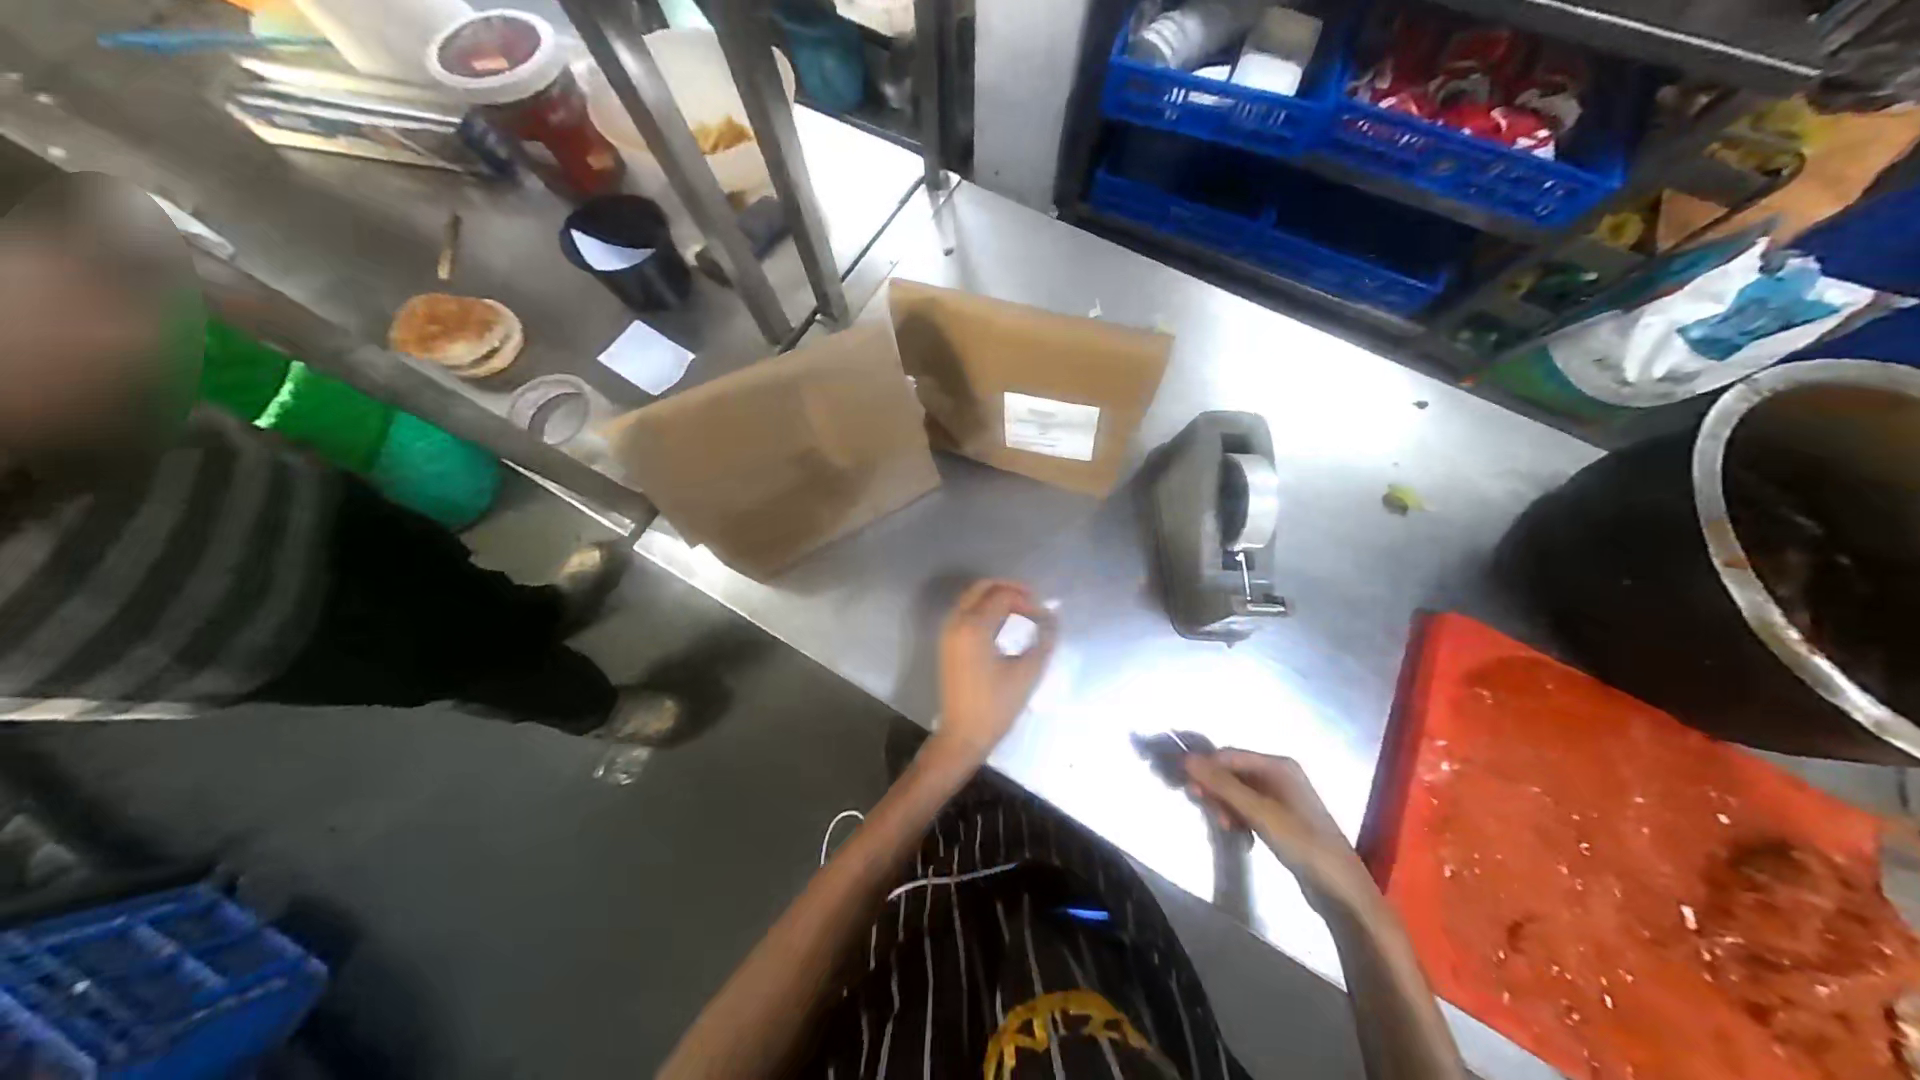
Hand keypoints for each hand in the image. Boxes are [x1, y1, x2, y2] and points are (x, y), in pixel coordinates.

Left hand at [932, 579, 1055, 763]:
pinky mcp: (947, 644)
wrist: (962, 735)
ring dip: (996, 598)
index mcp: (973, 627)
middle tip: (1033, 600)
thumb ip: (1043, 640)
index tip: (1045, 616)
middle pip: (982, 588)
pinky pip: (965, 613)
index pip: (1002, 596)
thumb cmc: (996, 706)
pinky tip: (1004, 623)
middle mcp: (956, 622)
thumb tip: (1052, 618)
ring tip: (1022, 610)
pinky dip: (985, 610)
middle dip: (1009, 589)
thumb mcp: (1027, 672)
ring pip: (971, 598)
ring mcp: (947, 632)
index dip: (1027, 601)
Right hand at [1185, 750, 1380, 916]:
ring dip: (1226, 808)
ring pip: (1236, 793)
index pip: (1228, 755)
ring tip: (1229, 830)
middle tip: (1212, 816)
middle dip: (1216, 792)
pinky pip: (1247, 810)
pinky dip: (1238, 820)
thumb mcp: (1259, 812)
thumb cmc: (1302, 843)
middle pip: (1231, 773)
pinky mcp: (1279, 819)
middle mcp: (1278, 775)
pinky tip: (1240, 837)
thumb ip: (1222, 784)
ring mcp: (1280, 797)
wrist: (1341, 890)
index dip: (1206, 770)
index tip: (1190, 792)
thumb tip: (1186, 758)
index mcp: (1278, 765)